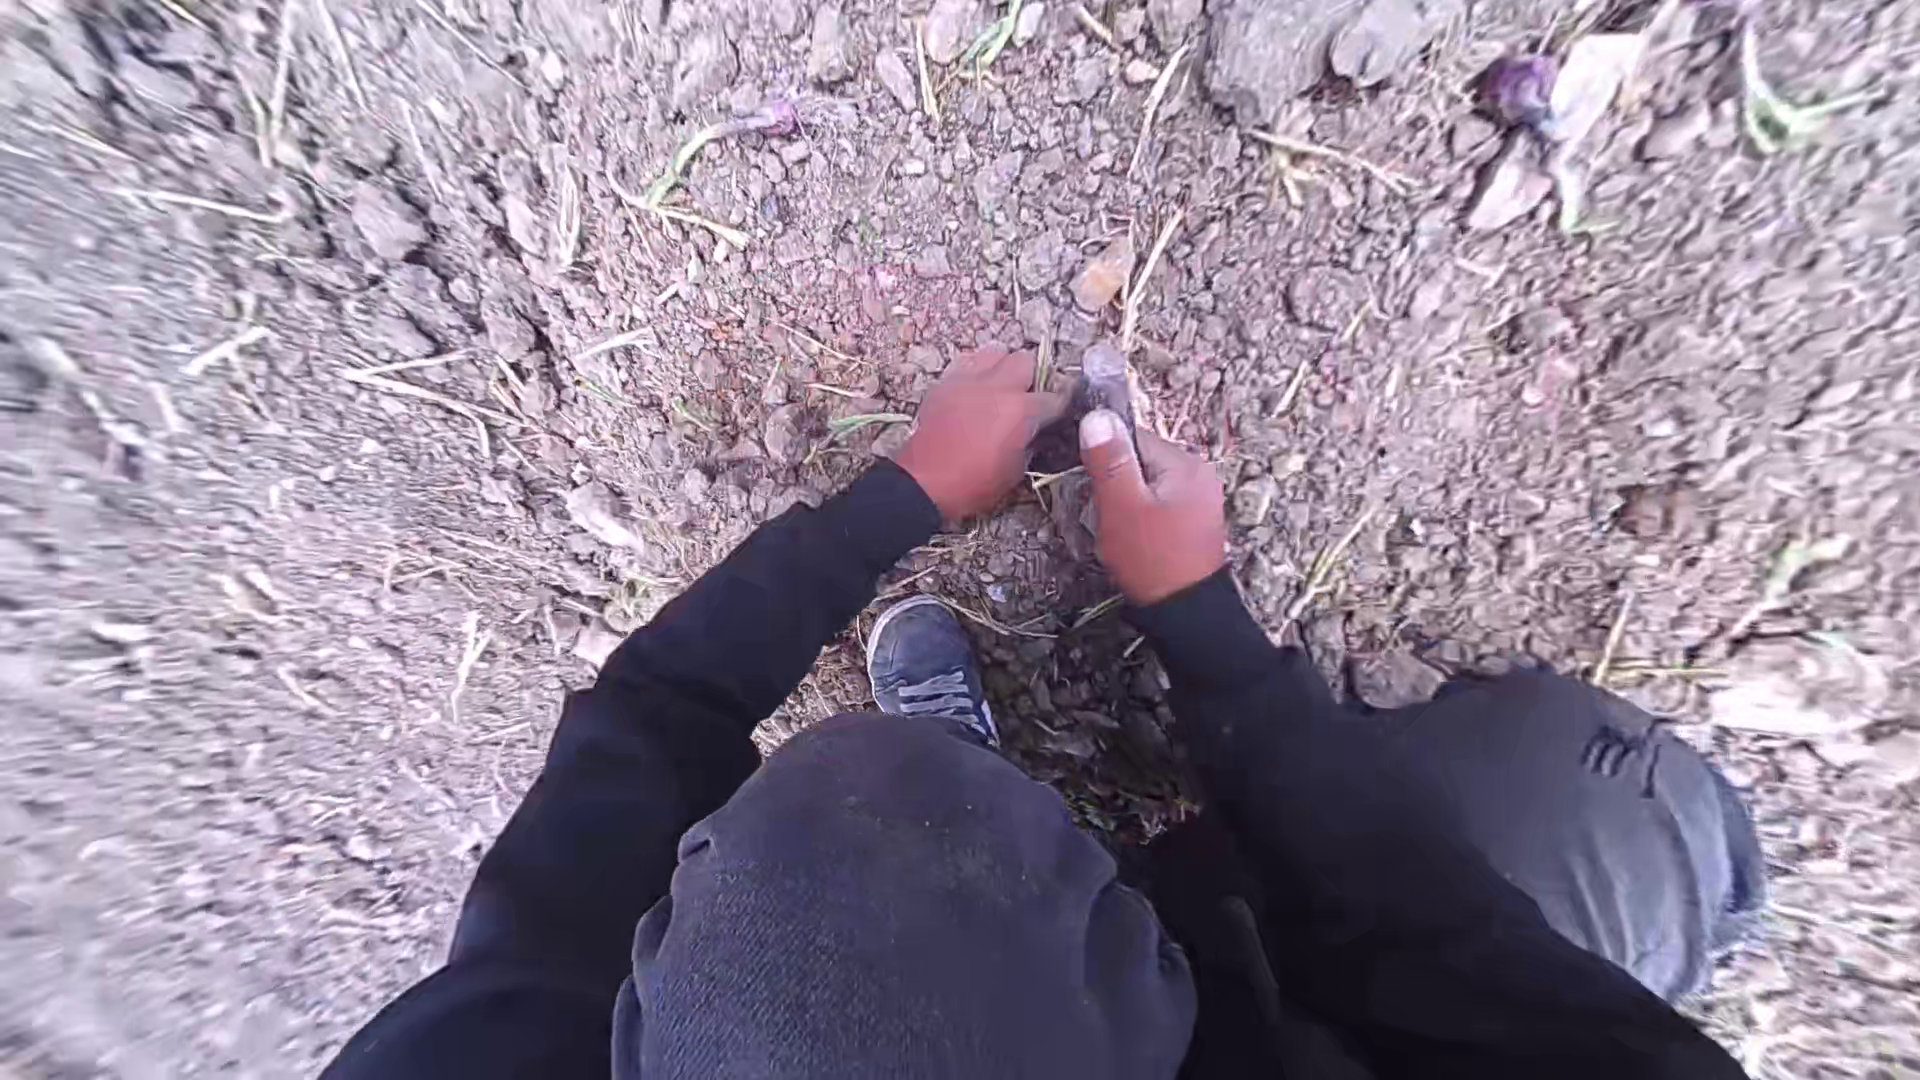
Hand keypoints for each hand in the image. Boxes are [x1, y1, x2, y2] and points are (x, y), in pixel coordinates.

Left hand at [895, 348, 1066, 521]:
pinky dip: (976, 371)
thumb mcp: (1015, 471)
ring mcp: (968, 381)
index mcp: (1021, 411)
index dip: (1061, 403)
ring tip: (1000, 388)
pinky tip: (975, 390)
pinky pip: (967, 362)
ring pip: (996, 352)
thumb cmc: (972, 485)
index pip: (1055, 396)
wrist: (925, 484)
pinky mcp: (945, 383)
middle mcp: (997, 388)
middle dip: (1032, 377)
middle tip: (1027, 396)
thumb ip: (1030, 443)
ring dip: (1003, 367)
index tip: (1059, 409)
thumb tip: (1035, 432)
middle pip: (1026, 360)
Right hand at [1079, 409, 1226, 604]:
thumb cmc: (1151, 558)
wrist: (1184, 612)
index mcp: (1184, 463)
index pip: (1131, 438)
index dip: (1104, 459)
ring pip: (1145, 485)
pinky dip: (1140, 516)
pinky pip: (1156, 504)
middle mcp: (1198, 474)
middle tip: (1107, 514)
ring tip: (1120, 530)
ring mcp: (1198, 499)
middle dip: (1115, 485)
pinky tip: (1134, 537)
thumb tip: (1096, 417)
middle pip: (1139, 462)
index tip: (1093, 486)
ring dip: (1125, 502)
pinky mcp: (1192, 521)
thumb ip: (1109, 460)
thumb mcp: (1122, 505)